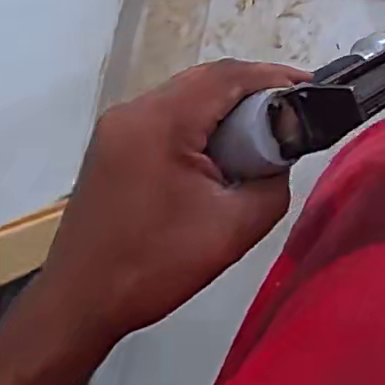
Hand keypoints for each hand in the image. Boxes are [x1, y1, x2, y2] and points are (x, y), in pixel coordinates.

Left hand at [31, 60, 308, 341]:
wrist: (75, 308)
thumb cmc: (154, 267)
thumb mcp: (233, 229)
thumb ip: (274, 183)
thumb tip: (281, 155)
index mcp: (162, 123)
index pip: (229, 77)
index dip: (273, 75)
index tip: (309, 85)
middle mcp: (136, 109)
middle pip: (209, 76)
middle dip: (255, 83)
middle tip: (293, 101)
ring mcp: (120, 122)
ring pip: (189, 89)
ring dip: (229, 97)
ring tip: (266, 117)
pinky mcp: (115, 139)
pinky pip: (171, 107)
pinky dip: (204, 112)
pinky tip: (224, 136)